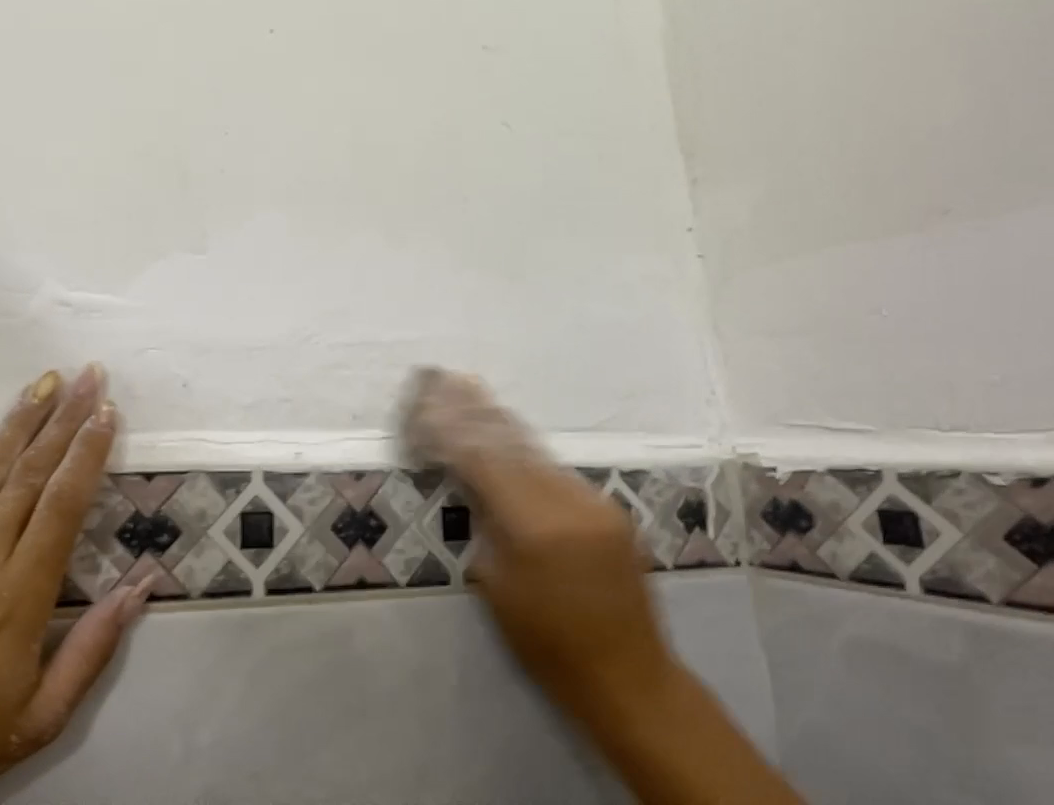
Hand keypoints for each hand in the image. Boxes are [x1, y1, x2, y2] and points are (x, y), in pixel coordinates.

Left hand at [0, 364, 152, 804]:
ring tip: (43, 380)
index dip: (88, 454)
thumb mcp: (41, 717)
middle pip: (29, 477)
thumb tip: (142, 587)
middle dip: (64, 421)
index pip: (63, 507)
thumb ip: (93, 648)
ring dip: (16, 422)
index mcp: (20, 599)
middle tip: (87, 374)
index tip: (106, 411)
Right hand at [399, 367, 670, 704]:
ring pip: (535, 453)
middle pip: (512, 444)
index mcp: (535, 524)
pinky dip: (524, 452)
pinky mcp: (608, 511)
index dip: (450, 431)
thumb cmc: (546, 643)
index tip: (424, 403)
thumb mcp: (496, 584)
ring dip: (499, 426)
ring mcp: (595, 503)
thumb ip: (485, 522)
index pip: (484, 460)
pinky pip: (555, 471)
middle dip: (475, 411)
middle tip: (446, 377)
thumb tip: (471, 480)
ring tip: (469, 392)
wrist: (628, 675)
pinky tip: (505, 437)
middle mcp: (569, 501)